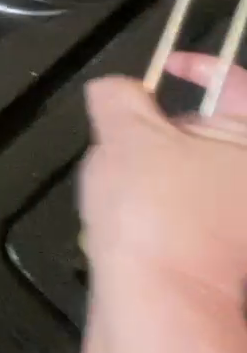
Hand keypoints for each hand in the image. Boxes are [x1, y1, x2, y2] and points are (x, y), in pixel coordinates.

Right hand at [79, 61, 246, 352]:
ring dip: (175, 156)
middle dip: (176, 121)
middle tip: (132, 129)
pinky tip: (149, 202)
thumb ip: (119, 95)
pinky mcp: (240, 235)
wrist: (165, 287)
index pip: (241, 83)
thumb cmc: (154, 203)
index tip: (168, 65)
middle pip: (227, 126)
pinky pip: (214, 195)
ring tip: (133, 170)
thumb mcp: (124, 132)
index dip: (202, 65)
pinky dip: (183, 188)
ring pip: (214, 162)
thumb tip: (122, 87)